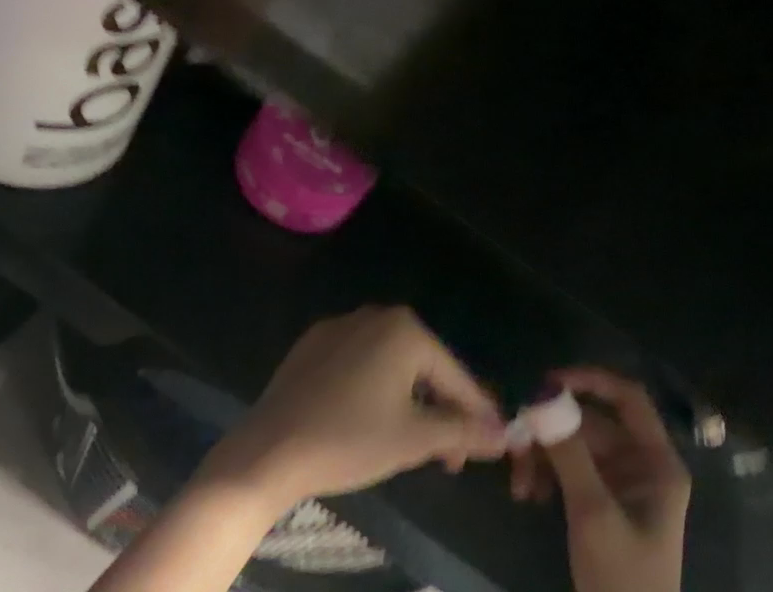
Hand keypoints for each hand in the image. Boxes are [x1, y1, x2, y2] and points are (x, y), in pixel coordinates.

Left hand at [198, 306, 508, 509]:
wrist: (270, 450)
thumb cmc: (349, 440)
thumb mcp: (414, 440)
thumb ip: (463, 431)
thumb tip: (502, 434)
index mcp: (405, 330)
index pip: (456, 376)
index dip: (477, 414)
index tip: (492, 447)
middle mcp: (375, 316)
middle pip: (424, 366)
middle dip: (442, 410)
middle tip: (450, 457)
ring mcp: (340, 326)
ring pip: (392, 364)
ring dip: (411, 401)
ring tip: (416, 443)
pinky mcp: (313, 344)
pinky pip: (360, 363)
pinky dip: (376, 388)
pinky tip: (373, 420)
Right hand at [510, 368, 690, 591]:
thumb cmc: (622, 578)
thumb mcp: (593, 513)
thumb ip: (570, 453)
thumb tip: (542, 398)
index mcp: (657, 462)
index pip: (628, 398)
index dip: (590, 380)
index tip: (546, 381)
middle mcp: (641, 464)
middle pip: (592, 423)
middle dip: (551, 431)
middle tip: (514, 443)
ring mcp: (621, 483)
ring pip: (574, 446)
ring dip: (542, 456)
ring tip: (518, 484)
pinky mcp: (600, 501)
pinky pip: (569, 469)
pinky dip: (546, 475)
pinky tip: (527, 495)